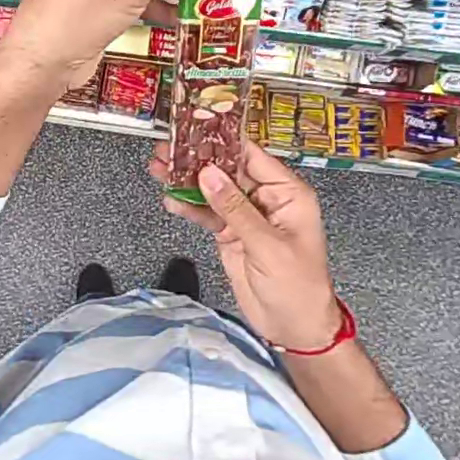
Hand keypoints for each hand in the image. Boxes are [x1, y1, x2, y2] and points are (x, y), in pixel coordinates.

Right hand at [149, 140, 341, 350]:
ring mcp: (246, 216)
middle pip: (227, 170)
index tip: (197, 130)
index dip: (224, 142)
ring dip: (186, 181)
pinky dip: (188, 206)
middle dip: (197, 160)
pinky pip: (207, 213)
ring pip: (212, 190)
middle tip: (168, 149)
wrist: (295, 329)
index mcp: (287, 193)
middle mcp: (266, 200)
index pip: (252, 157)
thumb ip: (235, 209)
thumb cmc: (299, 287)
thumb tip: (209, 175)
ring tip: (160, 168)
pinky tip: (171, 199)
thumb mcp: (268, 245)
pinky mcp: (231, 234)